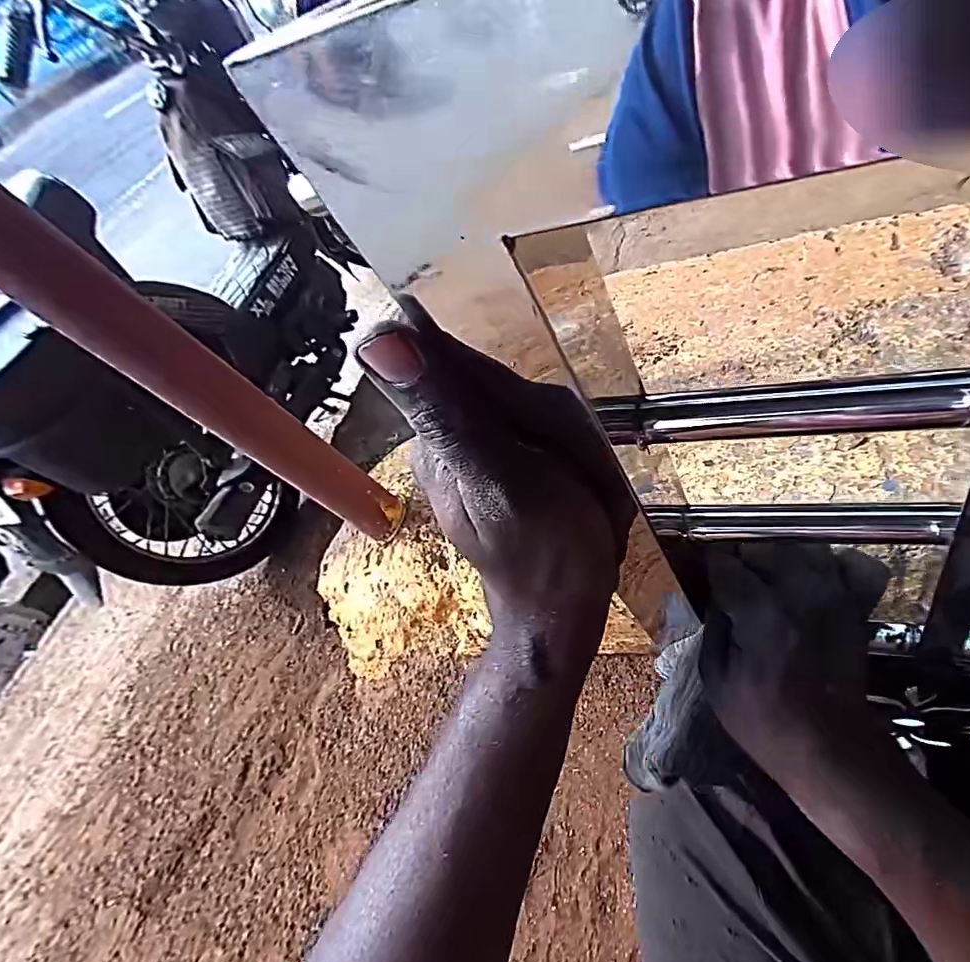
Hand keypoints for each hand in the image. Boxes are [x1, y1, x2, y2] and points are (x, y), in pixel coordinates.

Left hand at [356, 297, 633, 661]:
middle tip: (588, 490)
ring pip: (557, 420)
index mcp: (439, 434)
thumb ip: (455, 416)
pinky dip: (586, 468)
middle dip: (573, 440)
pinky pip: (565, 442)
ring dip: (587, 459)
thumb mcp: (504, 482)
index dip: (545, 410)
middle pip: (530, 397)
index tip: (572, 462)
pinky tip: (590, 496)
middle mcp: (456, 434)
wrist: (565, 612)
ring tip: (592, 500)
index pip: (490, 374)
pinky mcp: (516, 462)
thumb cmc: (545, 557)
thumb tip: (377, 341)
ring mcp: (489, 448)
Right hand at [697, 543, 890, 766]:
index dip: (714, 564)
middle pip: (767, 549)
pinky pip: (848, 566)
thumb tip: (718, 597)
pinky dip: (830, 565)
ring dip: (783, 557)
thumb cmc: (765, 720)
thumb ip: (714, 629)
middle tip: (737, 577)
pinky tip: (813, 581)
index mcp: (760, 612)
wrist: (828, 742)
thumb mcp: (717, 681)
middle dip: (747, 558)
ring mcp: (832, 596)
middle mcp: (799, 592)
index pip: (728, 565)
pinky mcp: (854, 606)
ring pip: (804, 550)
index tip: (709, 569)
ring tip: (771, 577)